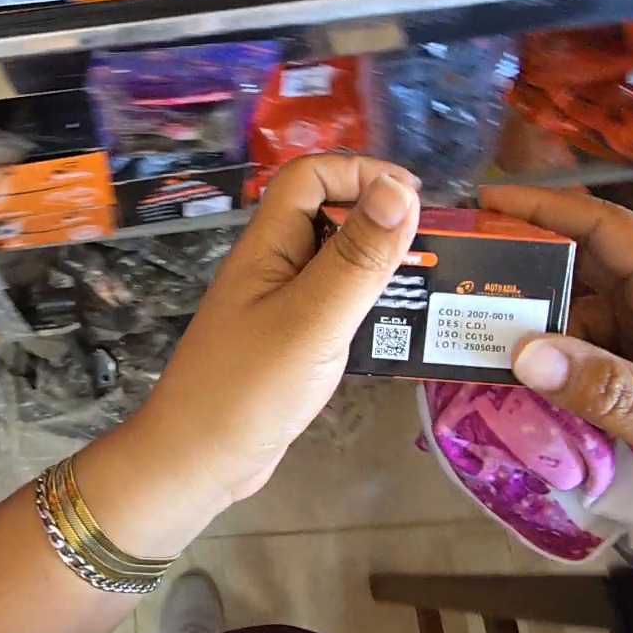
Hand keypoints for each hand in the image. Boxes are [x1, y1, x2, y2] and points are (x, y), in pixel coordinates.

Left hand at [134, 155, 420, 503]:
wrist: (199, 459)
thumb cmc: (249, 387)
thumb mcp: (312, 319)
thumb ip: (356, 258)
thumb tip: (398, 189)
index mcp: (266, 245)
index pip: (308, 177)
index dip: (359, 172)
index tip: (416, 199)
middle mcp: (270, 263)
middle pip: (322, 211)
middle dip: (375, 213)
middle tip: (432, 241)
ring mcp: (277, 301)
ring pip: (331, 257)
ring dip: (375, 257)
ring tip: (428, 277)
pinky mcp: (288, 336)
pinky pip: (331, 299)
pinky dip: (366, 298)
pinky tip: (397, 320)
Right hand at [480, 186, 632, 564]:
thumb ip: (608, 391)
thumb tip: (521, 353)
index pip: (608, 229)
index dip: (545, 208)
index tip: (484, 203)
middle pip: (586, 268)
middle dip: (524, 265)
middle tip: (461, 270)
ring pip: (584, 314)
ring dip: (535, 320)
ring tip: (474, 329)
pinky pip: (592, 355)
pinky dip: (555, 359)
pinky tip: (522, 376)